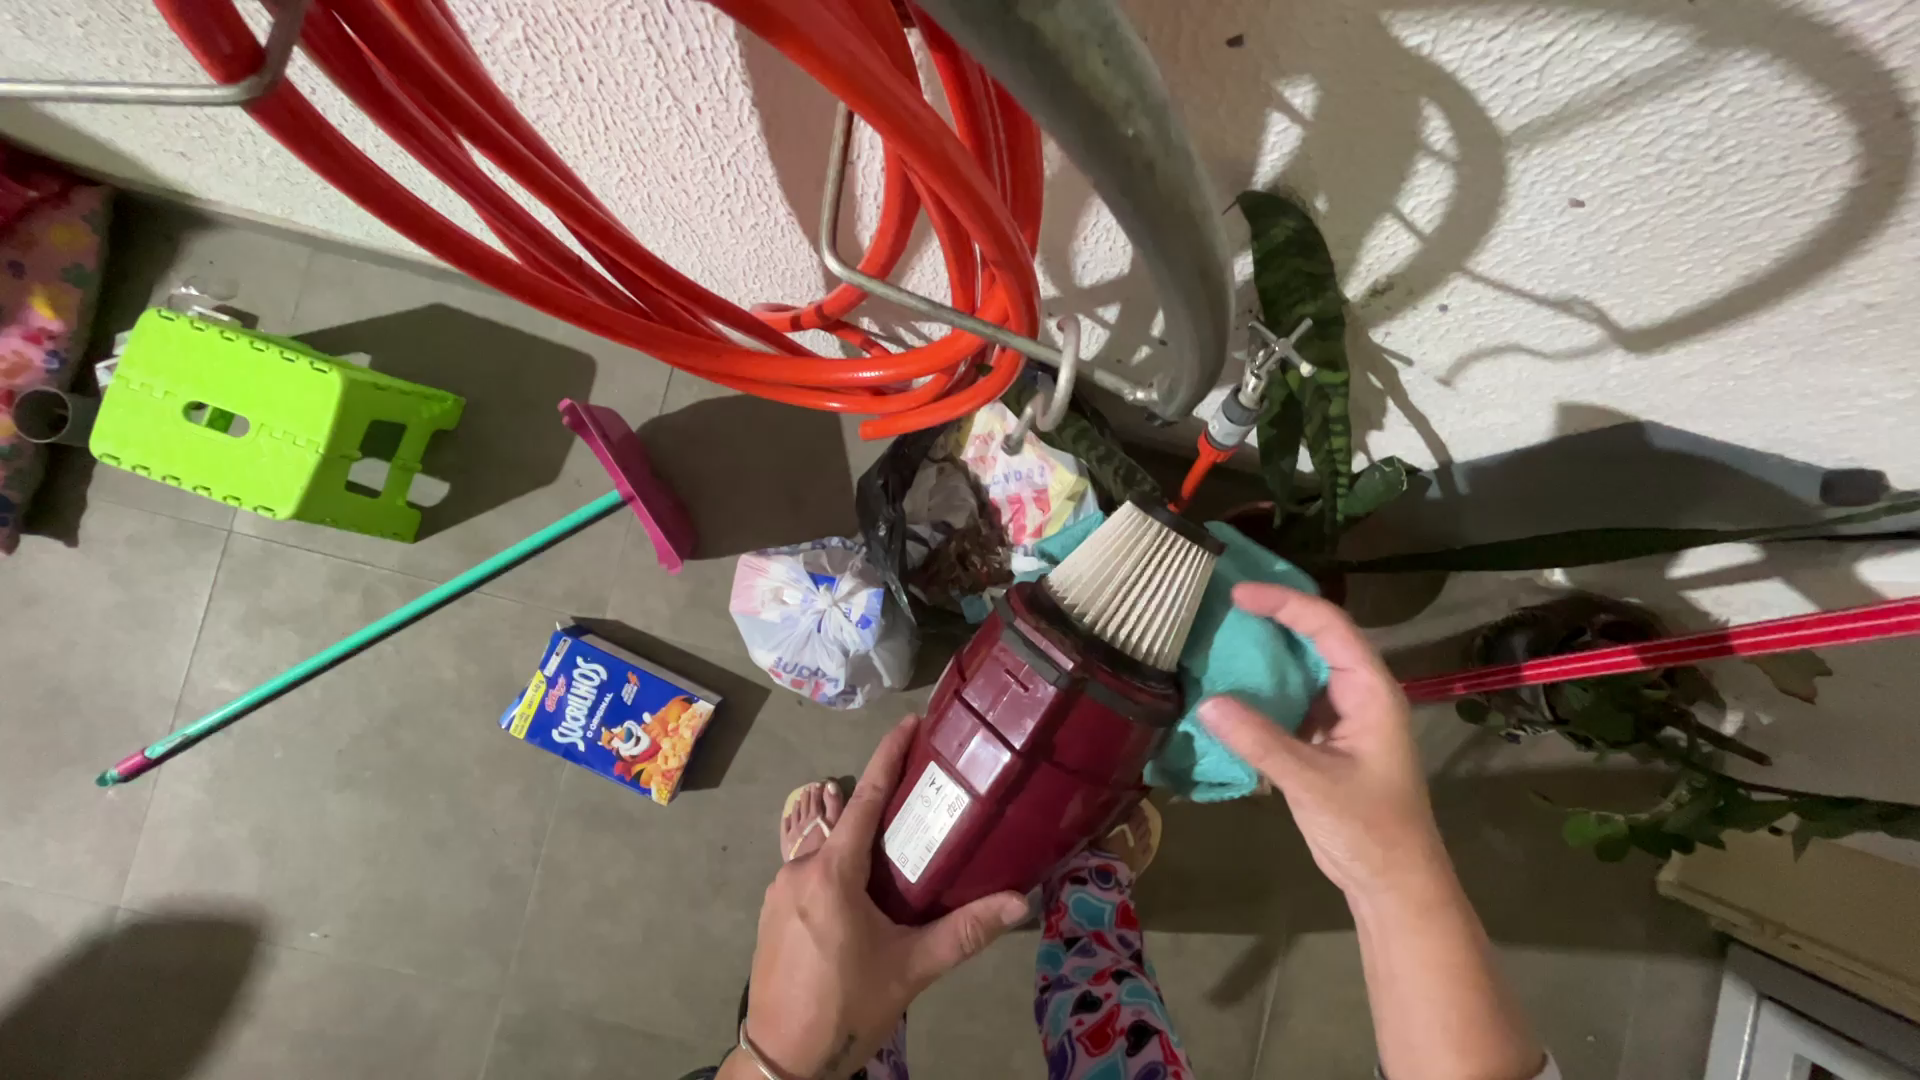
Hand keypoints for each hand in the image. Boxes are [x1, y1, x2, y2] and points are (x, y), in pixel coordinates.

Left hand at [730, 714, 1028, 1079]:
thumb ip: (964, 932)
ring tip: (893, 858)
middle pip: (844, 821)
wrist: (780, 1062)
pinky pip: (808, 870)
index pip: (865, 799)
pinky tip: (858, 896)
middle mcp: (800, 868)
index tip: (909, 723)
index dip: (889, 756)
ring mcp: (779, 888)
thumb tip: (1018, 902)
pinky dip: (835, 868)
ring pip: (824, 847)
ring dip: (856, 843)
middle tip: (919, 803)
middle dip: (879, 808)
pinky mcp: (771, 910)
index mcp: (832, 872)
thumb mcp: (911, 970)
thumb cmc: (846, 1006)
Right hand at [1198, 583, 1443, 896]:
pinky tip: (1231, 684)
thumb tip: (1206, 702)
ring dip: (1266, 648)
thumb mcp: (1312, 782)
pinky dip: (1263, 684)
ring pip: (1304, 665)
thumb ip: (1260, 740)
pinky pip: (1293, 695)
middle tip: (1224, 604)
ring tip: (1221, 633)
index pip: (1329, 627)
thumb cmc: (1368, 829)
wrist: (1394, 883)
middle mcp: (1359, 694)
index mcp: (1371, 692)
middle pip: (1318, 636)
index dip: (1285, 603)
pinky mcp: (1326, 737)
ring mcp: (1343, 715)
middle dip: (1274, 614)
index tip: (1238, 595)